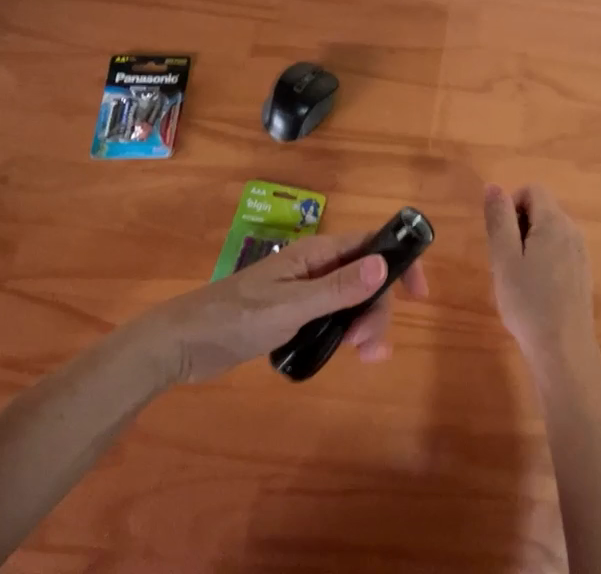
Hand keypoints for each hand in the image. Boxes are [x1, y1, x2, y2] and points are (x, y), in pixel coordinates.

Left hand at [126, 231, 429, 384]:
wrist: (182, 345)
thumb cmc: (236, 319)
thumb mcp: (292, 306)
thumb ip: (338, 288)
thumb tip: (384, 265)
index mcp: (316, 253)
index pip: (371, 244)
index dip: (400, 261)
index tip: (418, 296)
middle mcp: (314, 267)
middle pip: (365, 278)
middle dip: (377, 309)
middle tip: (369, 347)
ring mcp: (304, 291)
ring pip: (351, 300)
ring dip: (363, 325)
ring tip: (359, 357)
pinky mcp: (293, 314)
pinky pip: (332, 317)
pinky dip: (344, 333)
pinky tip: (340, 353)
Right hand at [481, 184, 595, 366]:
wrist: (563, 348)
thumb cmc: (528, 302)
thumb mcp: (504, 258)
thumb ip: (499, 219)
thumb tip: (494, 186)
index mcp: (554, 222)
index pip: (532, 189)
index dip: (510, 204)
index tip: (499, 236)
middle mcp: (573, 230)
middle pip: (542, 209)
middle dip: (518, 225)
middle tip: (504, 261)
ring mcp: (581, 252)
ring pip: (549, 231)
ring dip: (529, 244)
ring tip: (517, 278)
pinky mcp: (582, 272)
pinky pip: (559, 251)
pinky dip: (542, 259)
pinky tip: (534, 290)